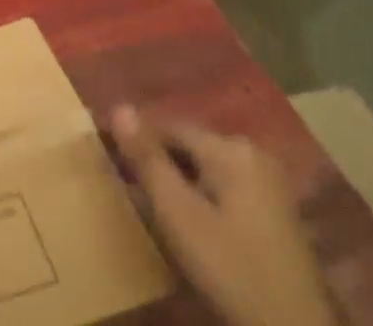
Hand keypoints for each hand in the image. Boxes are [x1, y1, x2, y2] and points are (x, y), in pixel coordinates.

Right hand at [110, 106, 337, 325]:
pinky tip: (180, 218)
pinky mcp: (271, 208)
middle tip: (120, 184)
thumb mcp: (179, 214)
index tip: (101, 156)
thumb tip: (119, 107)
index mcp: (231, 149)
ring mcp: (266, 181)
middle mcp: (252, 154)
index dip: (132, 139)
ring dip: (172, 179)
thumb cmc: (230, 266)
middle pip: (186, 146)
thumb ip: (148, 159)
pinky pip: (220, 186)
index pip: (166, 127)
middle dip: (152, 161)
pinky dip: (196, 194)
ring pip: (202, 167)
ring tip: (143, 201)